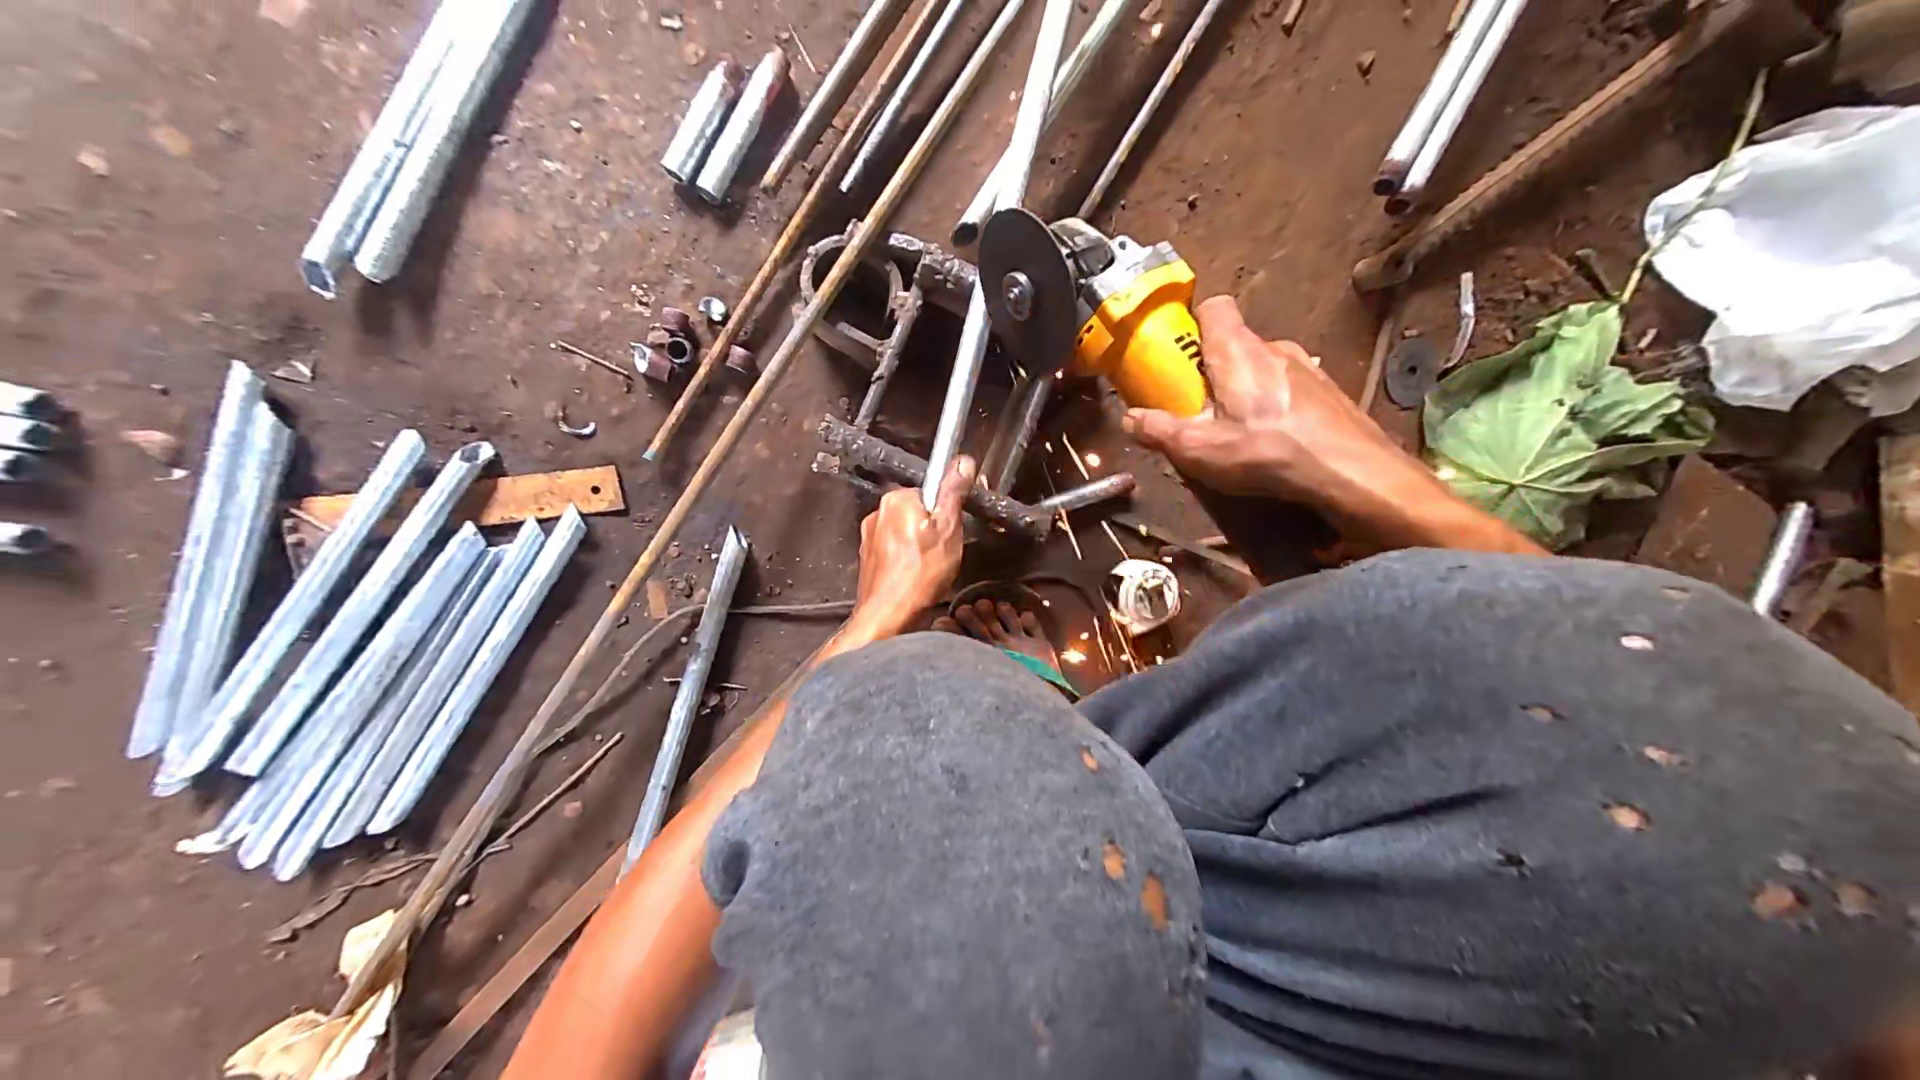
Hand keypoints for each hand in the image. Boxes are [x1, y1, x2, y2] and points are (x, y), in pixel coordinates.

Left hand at [848, 456, 974, 637]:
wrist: (888, 615)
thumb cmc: (917, 578)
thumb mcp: (948, 530)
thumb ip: (953, 494)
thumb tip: (962, 464)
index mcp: (897, 500)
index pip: (930, 492)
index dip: (947, 511)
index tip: (953, 527)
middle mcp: (878, 514)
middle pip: (918, 512)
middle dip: (933, 529)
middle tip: (944, 550)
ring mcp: (870, 537)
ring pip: (906, 533)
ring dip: (920, 546)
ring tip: (930, 567)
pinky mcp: (869, 558)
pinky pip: (895, 551)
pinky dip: (907, 561)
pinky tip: (917, 576)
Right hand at [1124, 296, 1542, 554]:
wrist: (1351, 473)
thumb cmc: (1269, 452)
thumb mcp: (1197, 448)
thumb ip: (1158, 431)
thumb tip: (1130, 420)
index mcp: (1237, 350)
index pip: (1213, 307)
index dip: (1191, 325)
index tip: (1176, 357)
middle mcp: (1274, 348)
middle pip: (1233, 344)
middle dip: (1210, 372)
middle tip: (1197, 410)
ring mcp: (1306, 368)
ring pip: (1262, 369)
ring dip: (1243, 392)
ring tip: (1234, 434)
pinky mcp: (1327, 392)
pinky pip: (1287, 389)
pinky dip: (1272, 407)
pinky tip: (1270, 442)